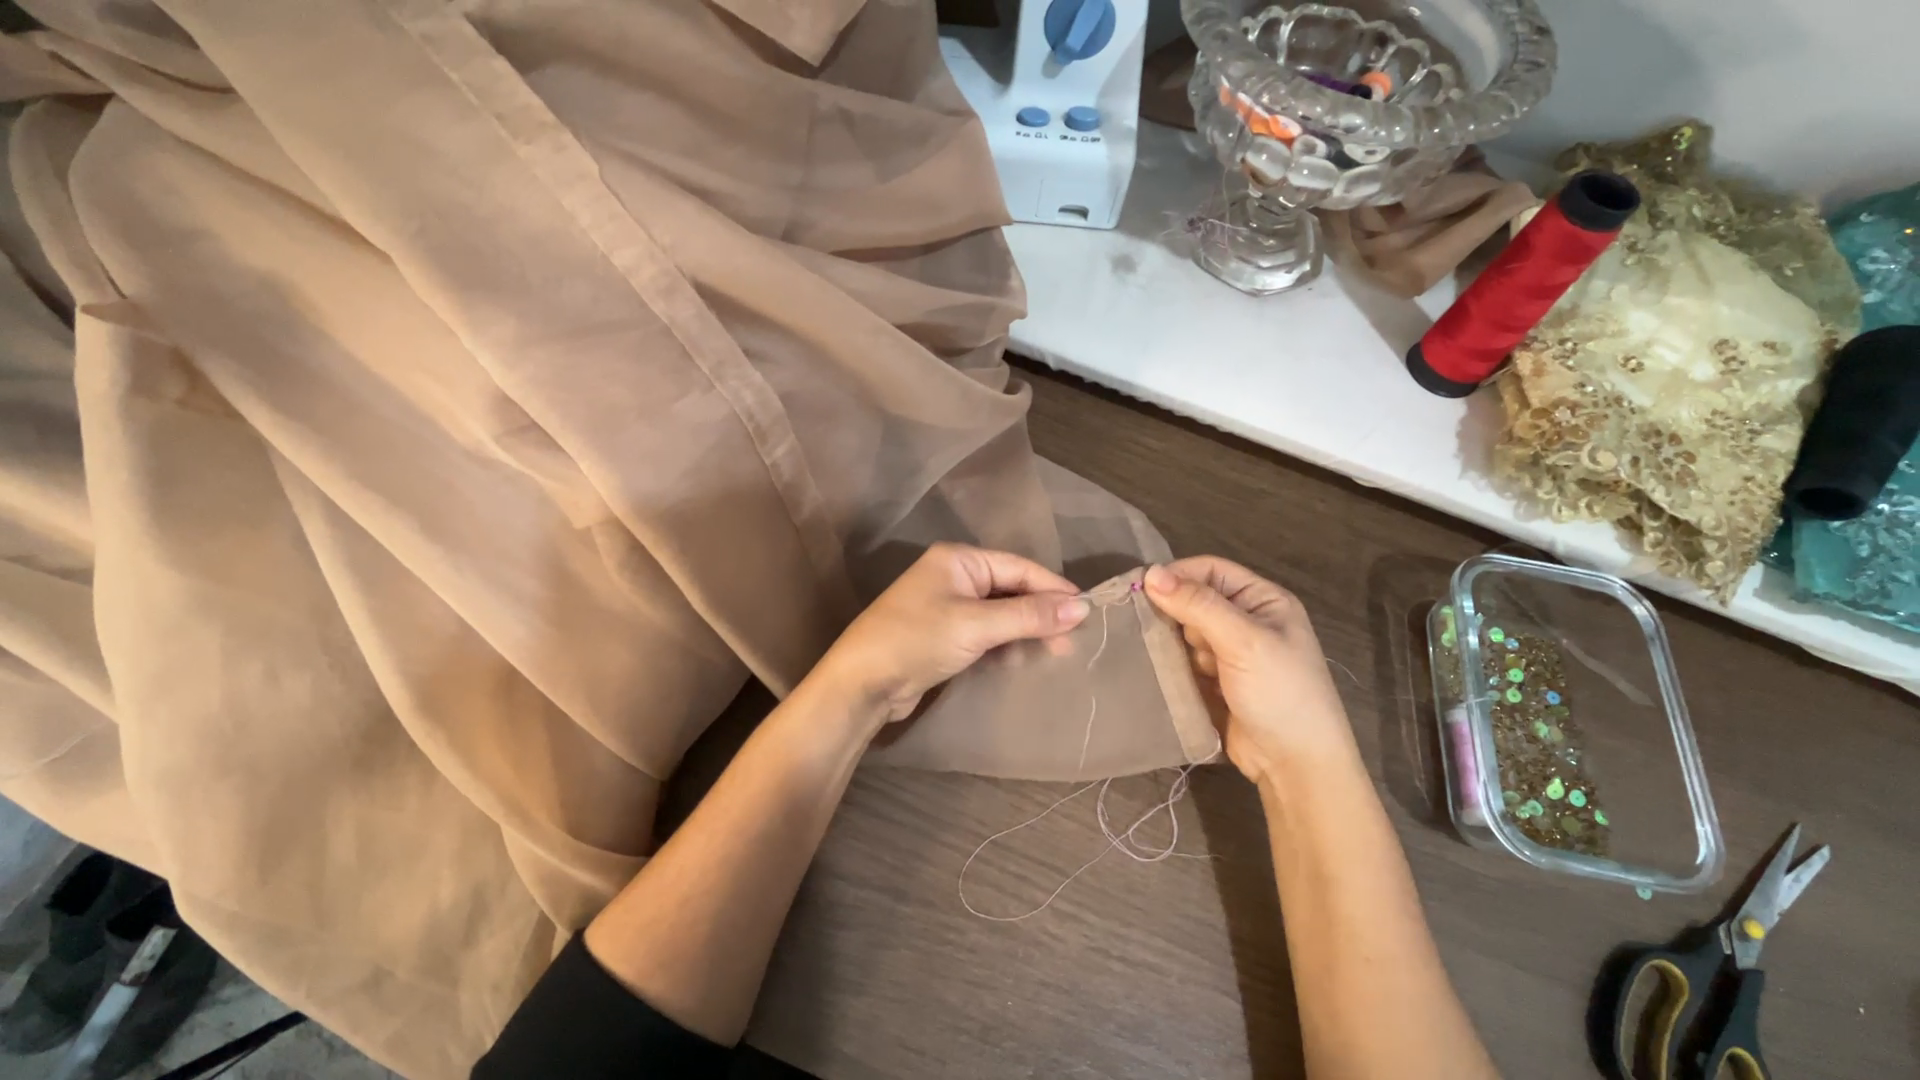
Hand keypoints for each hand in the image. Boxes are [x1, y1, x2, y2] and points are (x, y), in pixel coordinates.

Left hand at [812, 543, 1088, 729]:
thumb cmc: (918, 640)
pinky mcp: (944, 636)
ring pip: (1000, 614)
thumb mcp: (977, 625)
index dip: (1053, 589)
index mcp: (959, 560)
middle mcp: (954, 577)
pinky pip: (986, 633)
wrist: (862, 683)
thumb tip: (1082, 607)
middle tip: (1074, 640)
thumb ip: (1029, 615)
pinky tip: (1025, 659)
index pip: (1019, 567)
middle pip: (1011, 589)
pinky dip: (1006, 644)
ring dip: (1026, 631)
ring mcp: (948, 607)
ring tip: (1057, 653)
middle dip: (1041, 612)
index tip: (1087, 613)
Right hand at [1144, 557, 1353, 784]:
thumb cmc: (1280, 693)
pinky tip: (1163, 675)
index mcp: (1263, 601)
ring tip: (1164, 661)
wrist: (1295, 764)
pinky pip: (1183, 662)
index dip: (1177, 576)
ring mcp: (1230, 654)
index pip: (1211, 571)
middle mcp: (1247, 621)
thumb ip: (1198, 605)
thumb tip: (1152, 573)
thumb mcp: (1243, 641)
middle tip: (1156, 633)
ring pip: (1184, 633)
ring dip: (1171, 644)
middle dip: (1173, 615)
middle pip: (1193, 600)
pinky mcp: (1215, 682)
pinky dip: (1172, 666)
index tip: (1140, 590)